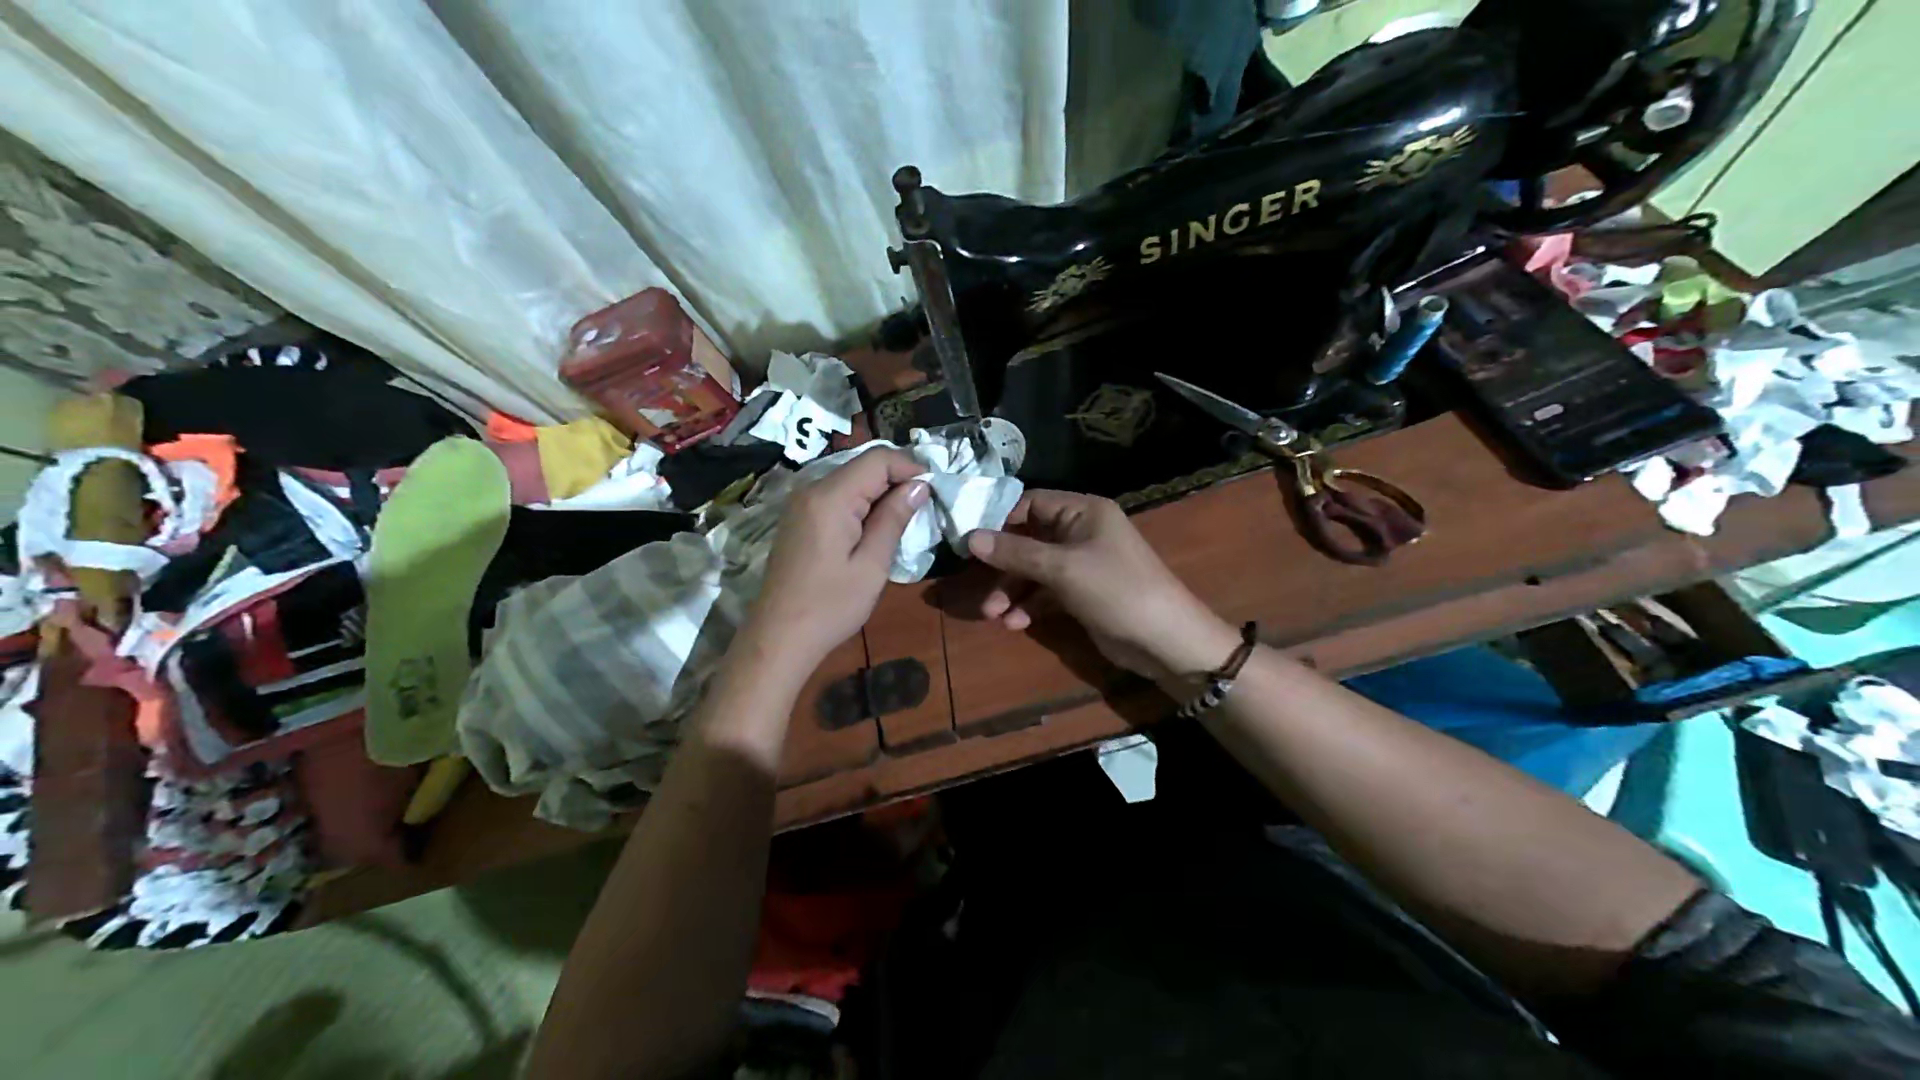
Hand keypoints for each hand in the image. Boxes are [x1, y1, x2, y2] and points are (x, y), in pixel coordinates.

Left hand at [739, 447, 928, 682]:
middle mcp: (811, 489)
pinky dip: (860, 502)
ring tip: (904, 517)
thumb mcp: (871, 565)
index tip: (933, 490)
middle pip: (862, 465)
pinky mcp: (798, 517)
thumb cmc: (830, 606)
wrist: (779, 636)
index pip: (877, 459)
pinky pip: (836, 495)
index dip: (909, 467)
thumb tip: (919, 486)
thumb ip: (894, 519)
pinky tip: (874, 526)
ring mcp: (800, 502)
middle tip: (924, 505)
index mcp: (830, 497)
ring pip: (850, 478)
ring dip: (880, 490)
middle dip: (896, 478)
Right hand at [965, 490, 1237, 685]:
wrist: (1166, 640)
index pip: (1030, 503)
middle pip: (1028, 540)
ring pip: (1034, 570)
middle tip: (979, 590)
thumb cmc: (1116, 590)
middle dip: (1003, 567)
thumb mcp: (1062, 569)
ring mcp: (1082, 564)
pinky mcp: (1082, 593)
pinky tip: (1014, 624)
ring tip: (993, 615)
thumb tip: (970, 537)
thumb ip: (1015, 553)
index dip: (998, 521)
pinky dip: (1029, 605)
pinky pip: (1046, 592)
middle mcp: (1081, 532)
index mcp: (1083, 511)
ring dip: (1012, 591)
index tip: (968, 541)